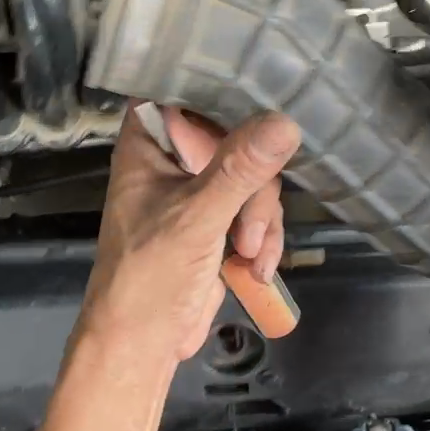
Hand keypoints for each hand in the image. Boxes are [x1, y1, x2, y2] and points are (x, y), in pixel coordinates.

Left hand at [77, 105, 300, 364]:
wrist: (144, 342)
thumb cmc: (149, 274)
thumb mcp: (196, 218)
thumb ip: (240, 170)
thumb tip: (286, 123)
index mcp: (149, 142)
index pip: (186, 88)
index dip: (222, 88)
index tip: (266, 92)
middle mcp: (174, 158)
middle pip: (237, 136)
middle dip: (254, 186)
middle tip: (247, 227)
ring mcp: (199, 190)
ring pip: (255, 176)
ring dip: (262, 220)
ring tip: (250, 255)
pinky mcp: (220, 222)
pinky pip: (257, 211)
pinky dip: (263, 238)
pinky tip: (256, 269)